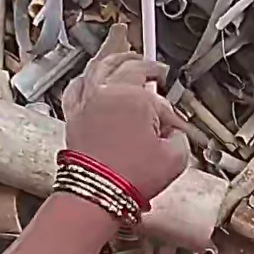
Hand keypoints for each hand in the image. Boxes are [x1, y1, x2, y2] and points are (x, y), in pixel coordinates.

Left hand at [60, 37, 190, 202]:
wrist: (97, 195)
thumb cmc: (130, 177)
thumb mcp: (175, 158)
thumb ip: (179, 138)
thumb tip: (174, 133)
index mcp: (135, 97)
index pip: (159, 97)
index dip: (171, 111)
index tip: (175, 122)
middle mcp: (108, 93)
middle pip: (126, 65)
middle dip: (144, 65)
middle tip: (155, 69)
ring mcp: (87, 103)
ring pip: (98, 67)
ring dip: (114, 60)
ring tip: (122, 59)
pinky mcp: (73, 117)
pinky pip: (76, 88)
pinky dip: (85, 79)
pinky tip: (88, 79)